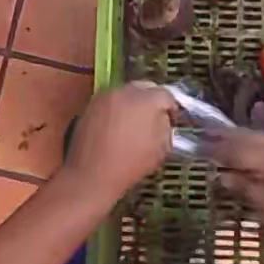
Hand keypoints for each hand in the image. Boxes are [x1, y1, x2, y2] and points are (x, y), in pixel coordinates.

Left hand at [55, 82, 178, 203]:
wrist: (91, 175)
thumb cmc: (130, 165)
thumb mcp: (160, 150)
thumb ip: (166, 127)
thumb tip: (164, 118)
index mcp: (146, 101)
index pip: (166, 95)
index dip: (172, 107)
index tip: (173, 119)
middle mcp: (125, 92)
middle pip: (145, 88)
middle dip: (152, 100)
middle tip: (155, 116)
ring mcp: (105, 96)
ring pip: (126, 92)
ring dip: (133, 102)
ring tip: (134, 121)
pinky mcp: (91, 104)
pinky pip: (110, 101)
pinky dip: (117, 108)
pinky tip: (117, 125)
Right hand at [211, 130, 263, 254]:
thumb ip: (248, 189)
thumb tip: (223, 177)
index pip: (240, 149)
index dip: (218, 147)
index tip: (199, 144)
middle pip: (252, 137)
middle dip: (228, 136)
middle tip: (206, 134)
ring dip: (243, 137)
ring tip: (223, 138)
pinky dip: (257, 143)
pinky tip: (251, 150)